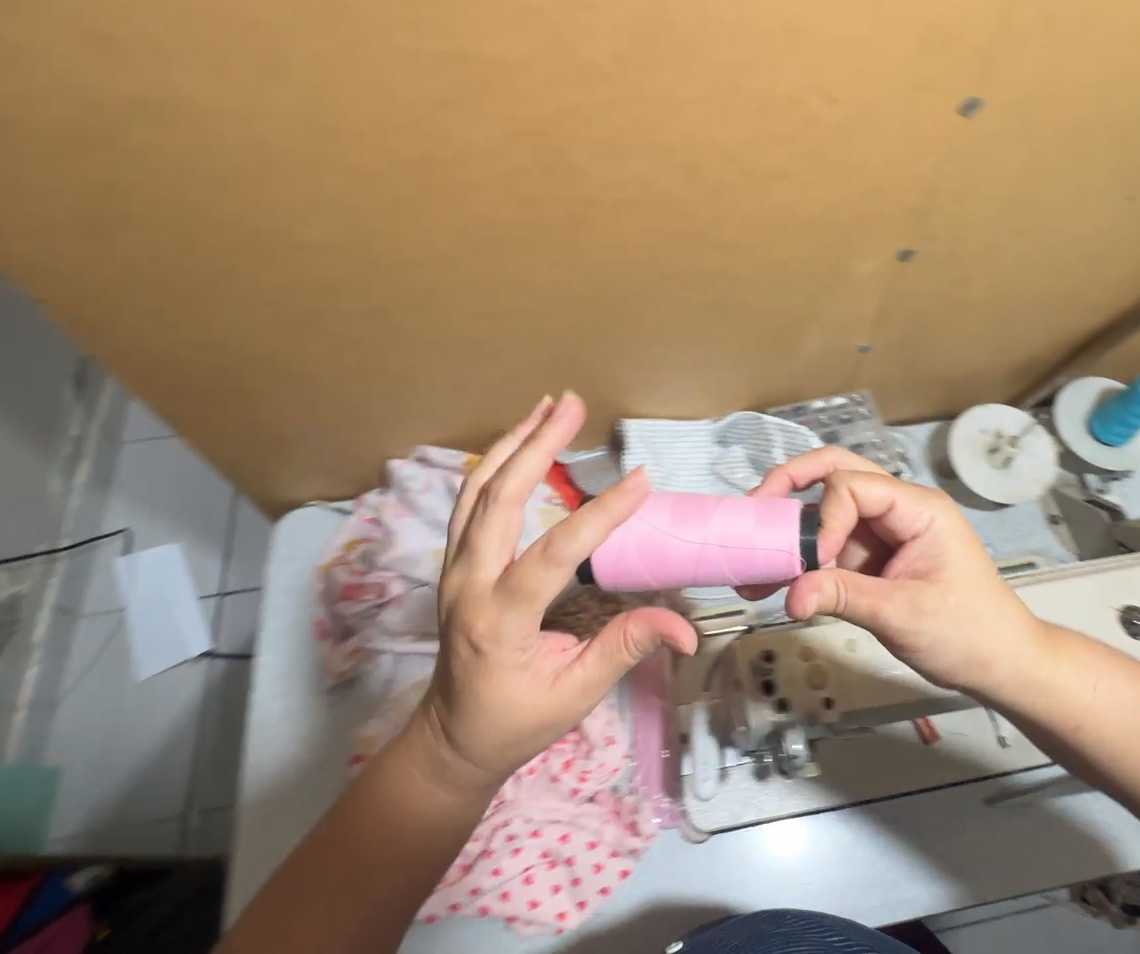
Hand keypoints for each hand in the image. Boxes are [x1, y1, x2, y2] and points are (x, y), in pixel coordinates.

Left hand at [406, 392, 698, 795]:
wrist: (452, 734)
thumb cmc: (516, 719)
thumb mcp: (574, 694)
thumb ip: (625, 649)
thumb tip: (686, 631)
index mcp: (500, 620)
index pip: (553, 554)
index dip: (600, 515)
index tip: (640, 480)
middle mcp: (468, 583)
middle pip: (499, 499)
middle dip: (538, 445)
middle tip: (573, 404)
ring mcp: (453, 567)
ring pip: (477, 489)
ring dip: (513, 442)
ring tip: (548, 406)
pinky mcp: (453, 560)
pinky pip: (469, 500)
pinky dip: (494, 462)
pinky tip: (518, 439)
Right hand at [746, 447, 1045, 696]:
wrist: (1000, 665)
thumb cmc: (969, 633)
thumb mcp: (904, 615)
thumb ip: (845, 597)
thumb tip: (790, 596)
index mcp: (917, 508)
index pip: (853, 485)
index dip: (824, 517)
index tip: (815, 561)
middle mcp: (897, 509)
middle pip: (835, 472)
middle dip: (790, 485)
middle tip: (753, 509)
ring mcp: (882, 533)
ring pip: (824, 511)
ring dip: (788, 529)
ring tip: (751, 555)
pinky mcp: (871, 559)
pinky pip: (827, 547)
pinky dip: (799, 560)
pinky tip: (770, 581)